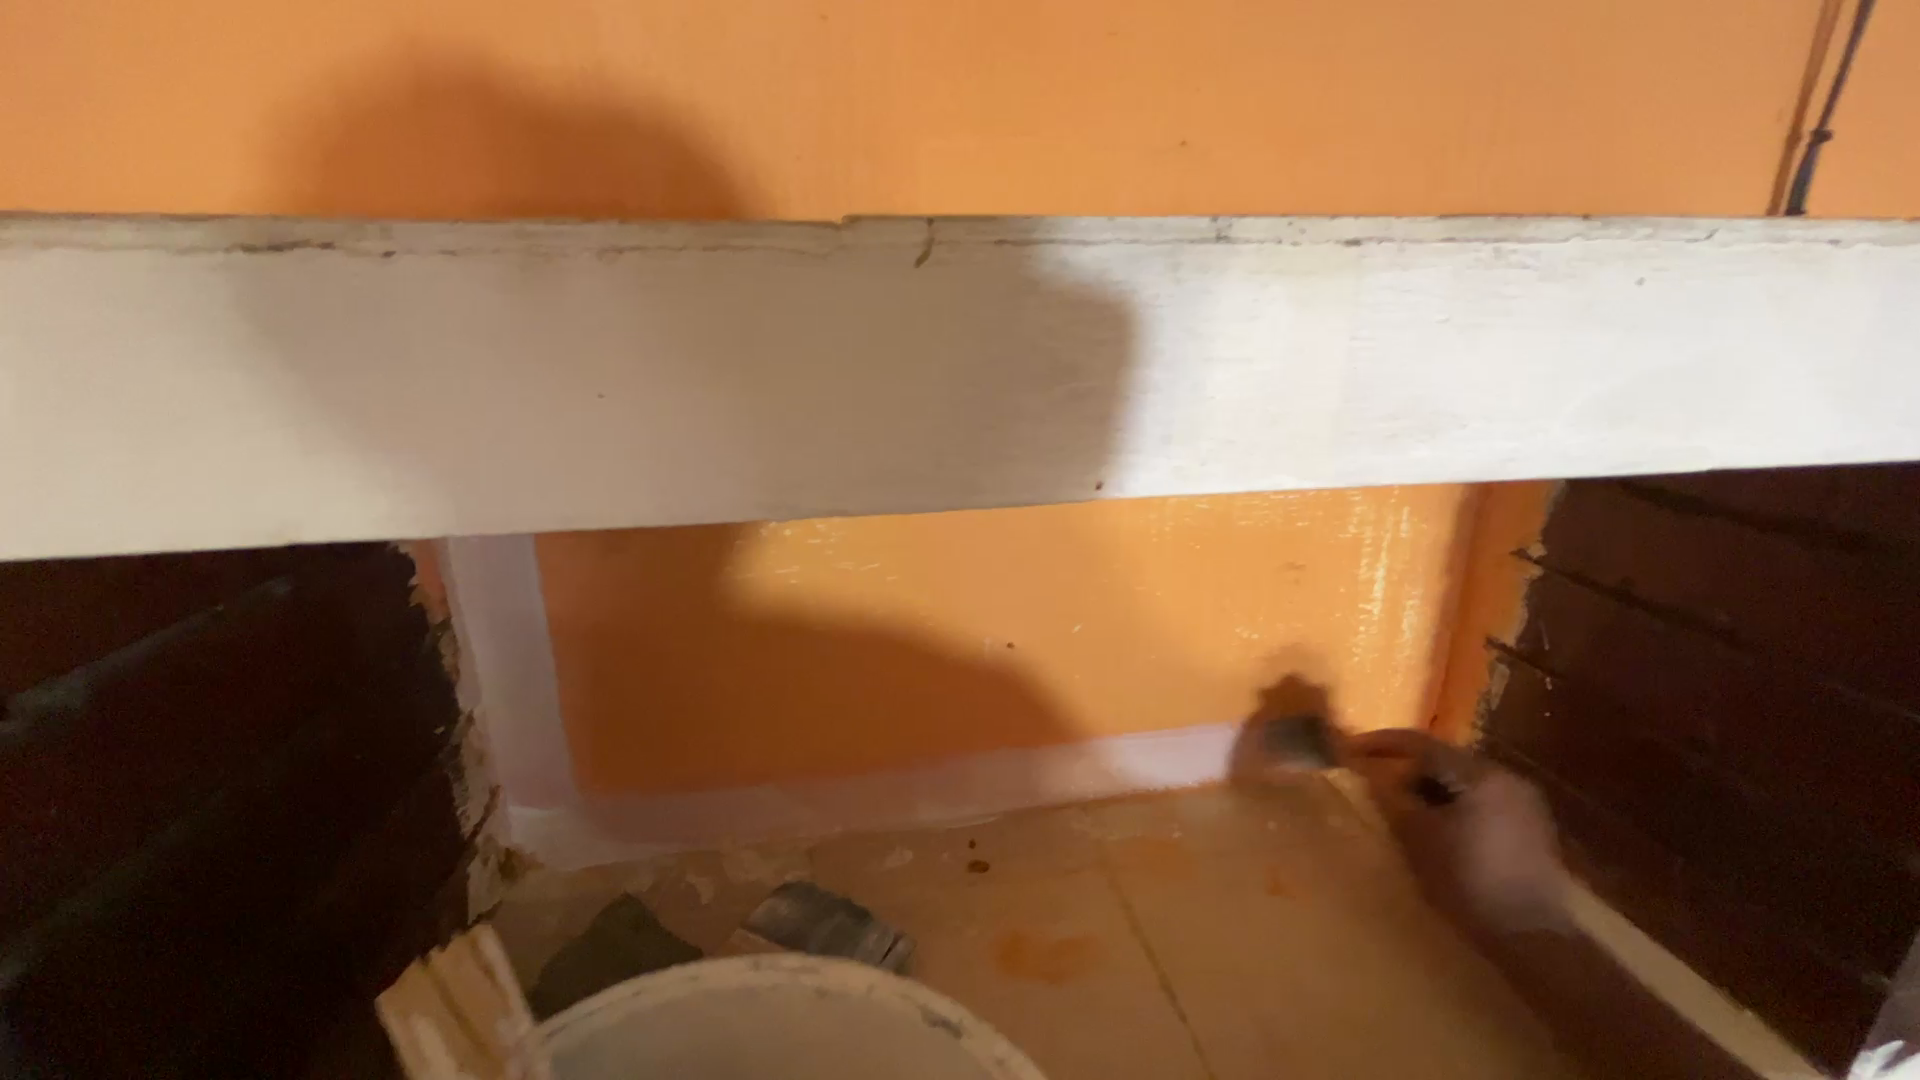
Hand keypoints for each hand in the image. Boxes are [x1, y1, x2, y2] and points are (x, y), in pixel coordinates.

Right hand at [1342, 730, 1569, 937]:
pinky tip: (1433, 829)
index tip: (1352, 749)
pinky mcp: (1530, 831)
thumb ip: (1390, 797)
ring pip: (1462, 784)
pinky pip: (1479, 803)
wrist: (1530, 938)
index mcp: (1482, 775)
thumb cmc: (1467, 879)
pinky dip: (1451, 807)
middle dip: (1407, 771)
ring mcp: (1525, 806)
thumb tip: (1370, 775)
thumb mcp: (1415, 835)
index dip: (1382, 744)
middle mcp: (1509, 780)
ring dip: (1428, 791)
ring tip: (1400, 808)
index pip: (1422, 744)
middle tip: (1375, 783)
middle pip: (1445, 762)